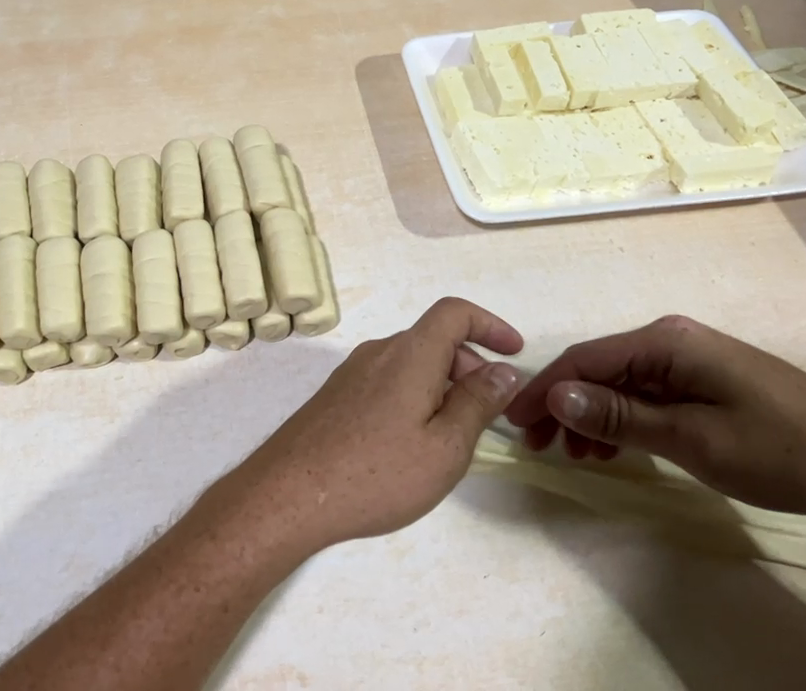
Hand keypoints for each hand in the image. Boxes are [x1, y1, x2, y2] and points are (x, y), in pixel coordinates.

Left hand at [219, 298, 524, 555]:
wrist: (290, 493)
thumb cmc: (377, 472)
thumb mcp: (444, 447)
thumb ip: (477, 404)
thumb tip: (503, 370)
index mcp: (409, 354)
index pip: (453, 312)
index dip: (490, 324)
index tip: (515, 352)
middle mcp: (378, 352)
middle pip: (433, 339)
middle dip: (470, 365)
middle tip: (489, 413)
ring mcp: (352, 373)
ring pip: (409, 363)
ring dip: (441, 384)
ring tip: (453, 436)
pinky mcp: (336, 396)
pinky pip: (386, 381)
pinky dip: (413, 395)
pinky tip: (412, 443)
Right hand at [503, 315, 805, 526]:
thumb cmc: (783, 450)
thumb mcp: (694, 440)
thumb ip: (621, 416)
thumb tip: (554, 395)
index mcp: (667, 342)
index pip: (585, 359)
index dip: (543, 389)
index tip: (514, 423)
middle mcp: (674, 341)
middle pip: (599, 369)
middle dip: (563, 404)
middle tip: (540, 447)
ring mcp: (692, 361)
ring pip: (620, 384)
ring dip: (591, 416)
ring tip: (578, 455)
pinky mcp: (707, 383)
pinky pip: (647, 395)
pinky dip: (622, 420)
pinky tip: (615, 448)